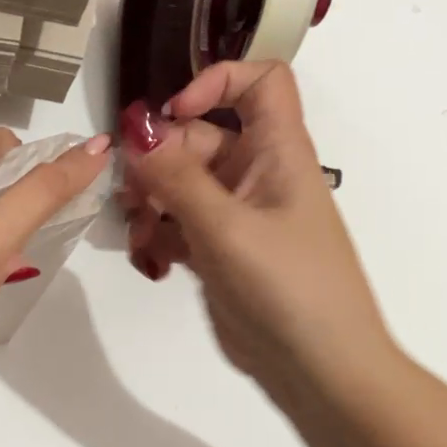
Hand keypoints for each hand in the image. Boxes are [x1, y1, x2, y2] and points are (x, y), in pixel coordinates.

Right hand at [121, 61, 396, 401]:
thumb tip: (135, 127)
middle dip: (156, 165)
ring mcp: (234, 216)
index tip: (168, 117)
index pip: (259, 83)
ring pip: (176, 188)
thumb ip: (176, 177)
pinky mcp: (216, 252)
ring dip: (147, 209)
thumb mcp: (225, 228)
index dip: (213, 84)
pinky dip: (155, 241)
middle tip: (133, 201)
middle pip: (197, 140)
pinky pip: (174, 227)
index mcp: (278, 153)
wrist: (314, 363)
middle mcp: (255, 176)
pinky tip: (153, 267)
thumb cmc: (287, 286)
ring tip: (142, 243)